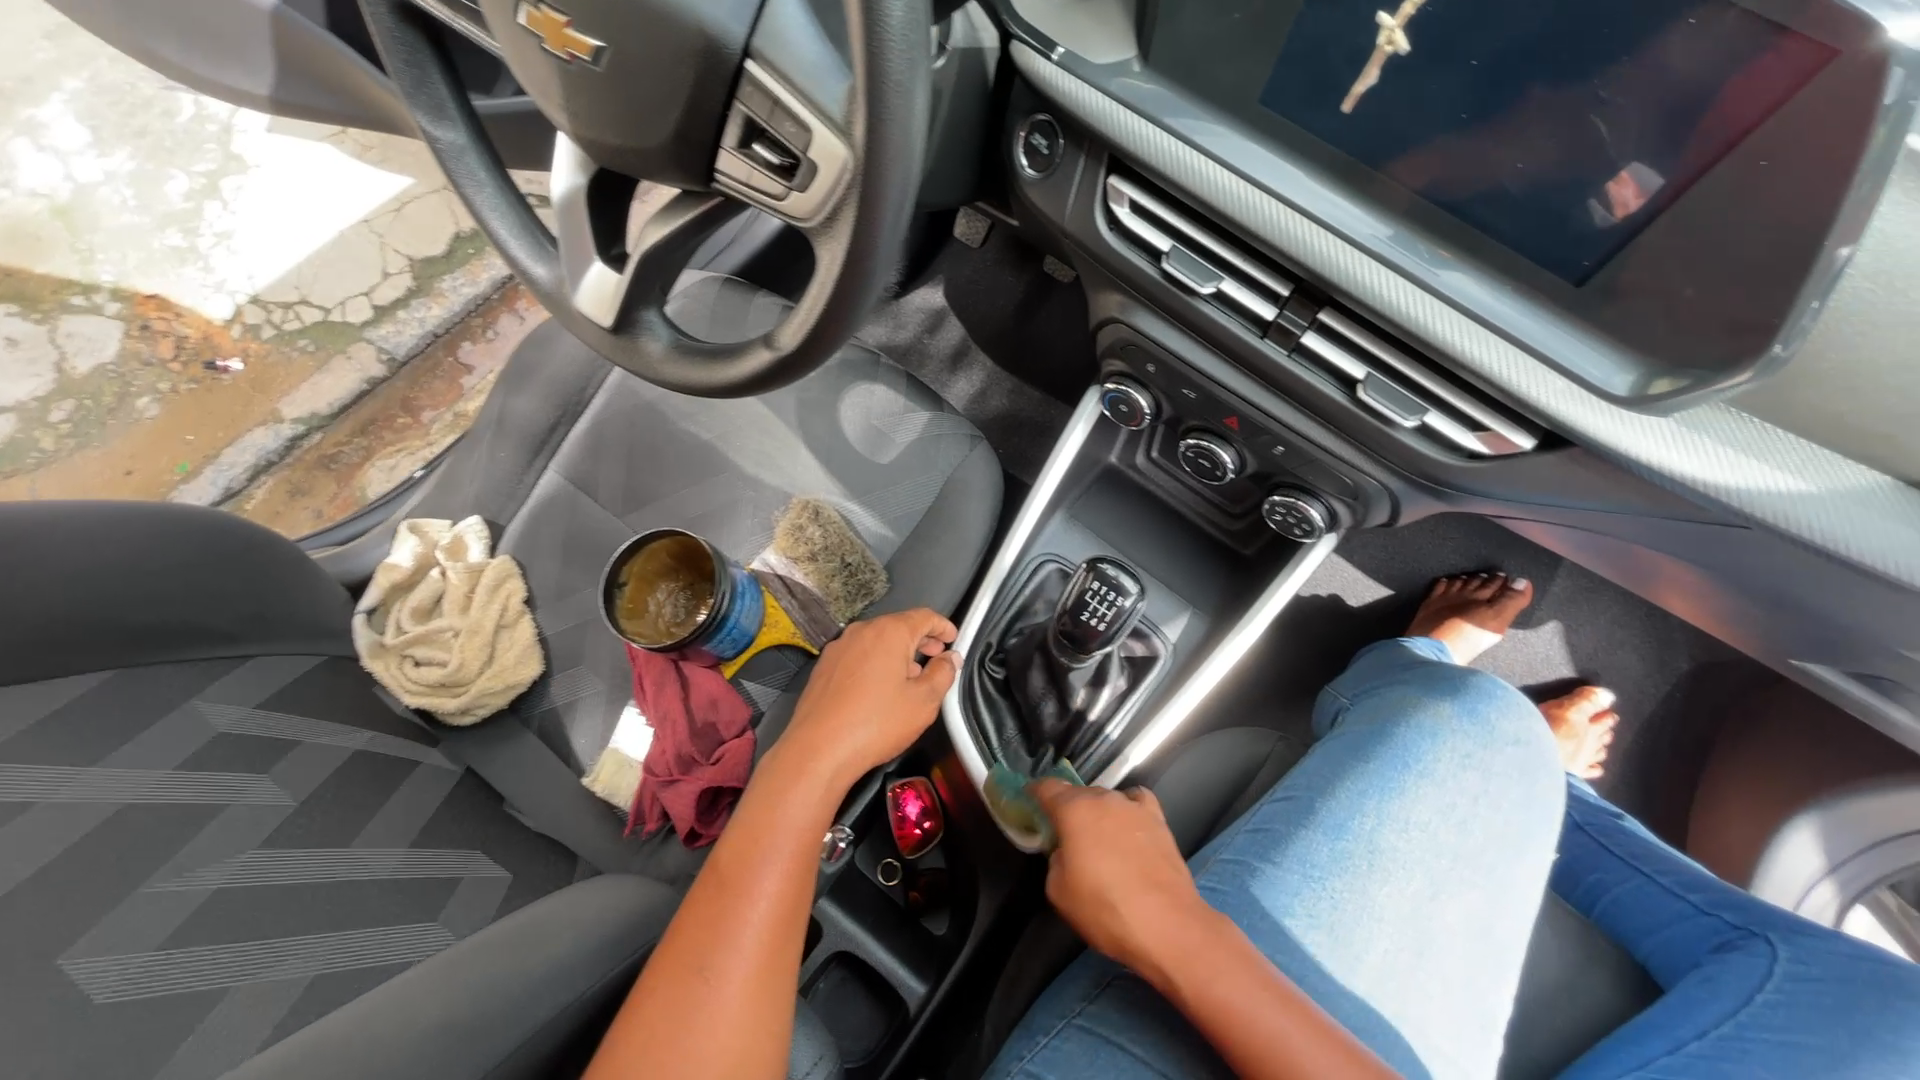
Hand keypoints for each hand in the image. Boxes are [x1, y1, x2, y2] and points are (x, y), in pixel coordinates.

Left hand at [777, 608, 959, 785]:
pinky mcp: (824, 667)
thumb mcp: (923, 702)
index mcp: (889, 632)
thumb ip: (943, 674)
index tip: (953, 638)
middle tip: (937, 656)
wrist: (818, 749)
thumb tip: (950, 659)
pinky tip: (880, 688)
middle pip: (898, 626)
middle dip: (921, 640)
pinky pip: (858, 655)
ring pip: (876, 641)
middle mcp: (861, 632)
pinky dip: (875, 662)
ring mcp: (839, 648)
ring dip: (897, 653)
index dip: (943, 626)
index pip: (924, 616)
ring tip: (911, 677)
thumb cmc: (876, 724)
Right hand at [1033, 779, 1213, 978]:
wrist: (1166, 924)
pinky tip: (1129, 826)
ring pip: (1107, 799)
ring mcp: (1134, 808)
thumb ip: (1054, 860)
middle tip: (1064, 834)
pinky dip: (1128, 809)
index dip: (1035, 792)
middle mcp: (1104, 799)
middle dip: (1068, 808)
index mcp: (1074, 810)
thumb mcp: (1059, 891)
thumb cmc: (1104, 909)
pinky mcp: (1159, 821)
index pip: (1047, 788)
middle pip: (1079, 793)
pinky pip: (1137, 803)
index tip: (1029, 799)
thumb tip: (1065, 852)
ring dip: (1098, 812)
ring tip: (1099, 838)